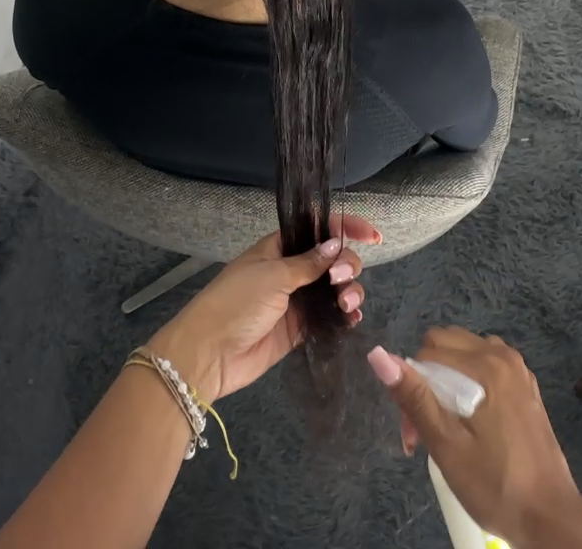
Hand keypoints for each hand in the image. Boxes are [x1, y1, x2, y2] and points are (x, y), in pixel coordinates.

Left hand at [148, 216, 378, 400]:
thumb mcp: (272, 276)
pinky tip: (351, 320)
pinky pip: (329, 318)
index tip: (373, 235)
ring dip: (349, 292)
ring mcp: (296, 300)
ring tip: (346, 306)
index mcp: (279, 247)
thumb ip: (308, 263)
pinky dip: (344, 317)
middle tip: (340, 281)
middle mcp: (290, 270)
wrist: (209, 354)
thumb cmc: (236, 303)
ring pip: (336, 289)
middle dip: (347, 266)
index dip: (345, 228)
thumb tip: (336, 244)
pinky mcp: (299, 329)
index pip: (318, 229)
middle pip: (333, 260)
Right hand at [370, 329, 581, 548]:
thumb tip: (379, 354)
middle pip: (445, 347)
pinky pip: (485, 367)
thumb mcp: (446, 445)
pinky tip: (471, 421)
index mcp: (486, 364)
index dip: (412, 388)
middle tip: (426, 432)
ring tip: (446, 428)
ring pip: (463, 355)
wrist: (550, 518)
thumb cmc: (494, 484)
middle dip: (428, 382)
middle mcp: (504, 356)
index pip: (427, 352)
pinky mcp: (525, 387)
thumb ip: (414, 397)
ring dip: (447, 381)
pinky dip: (469, 384)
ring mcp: (518, 370)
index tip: (414, 433)